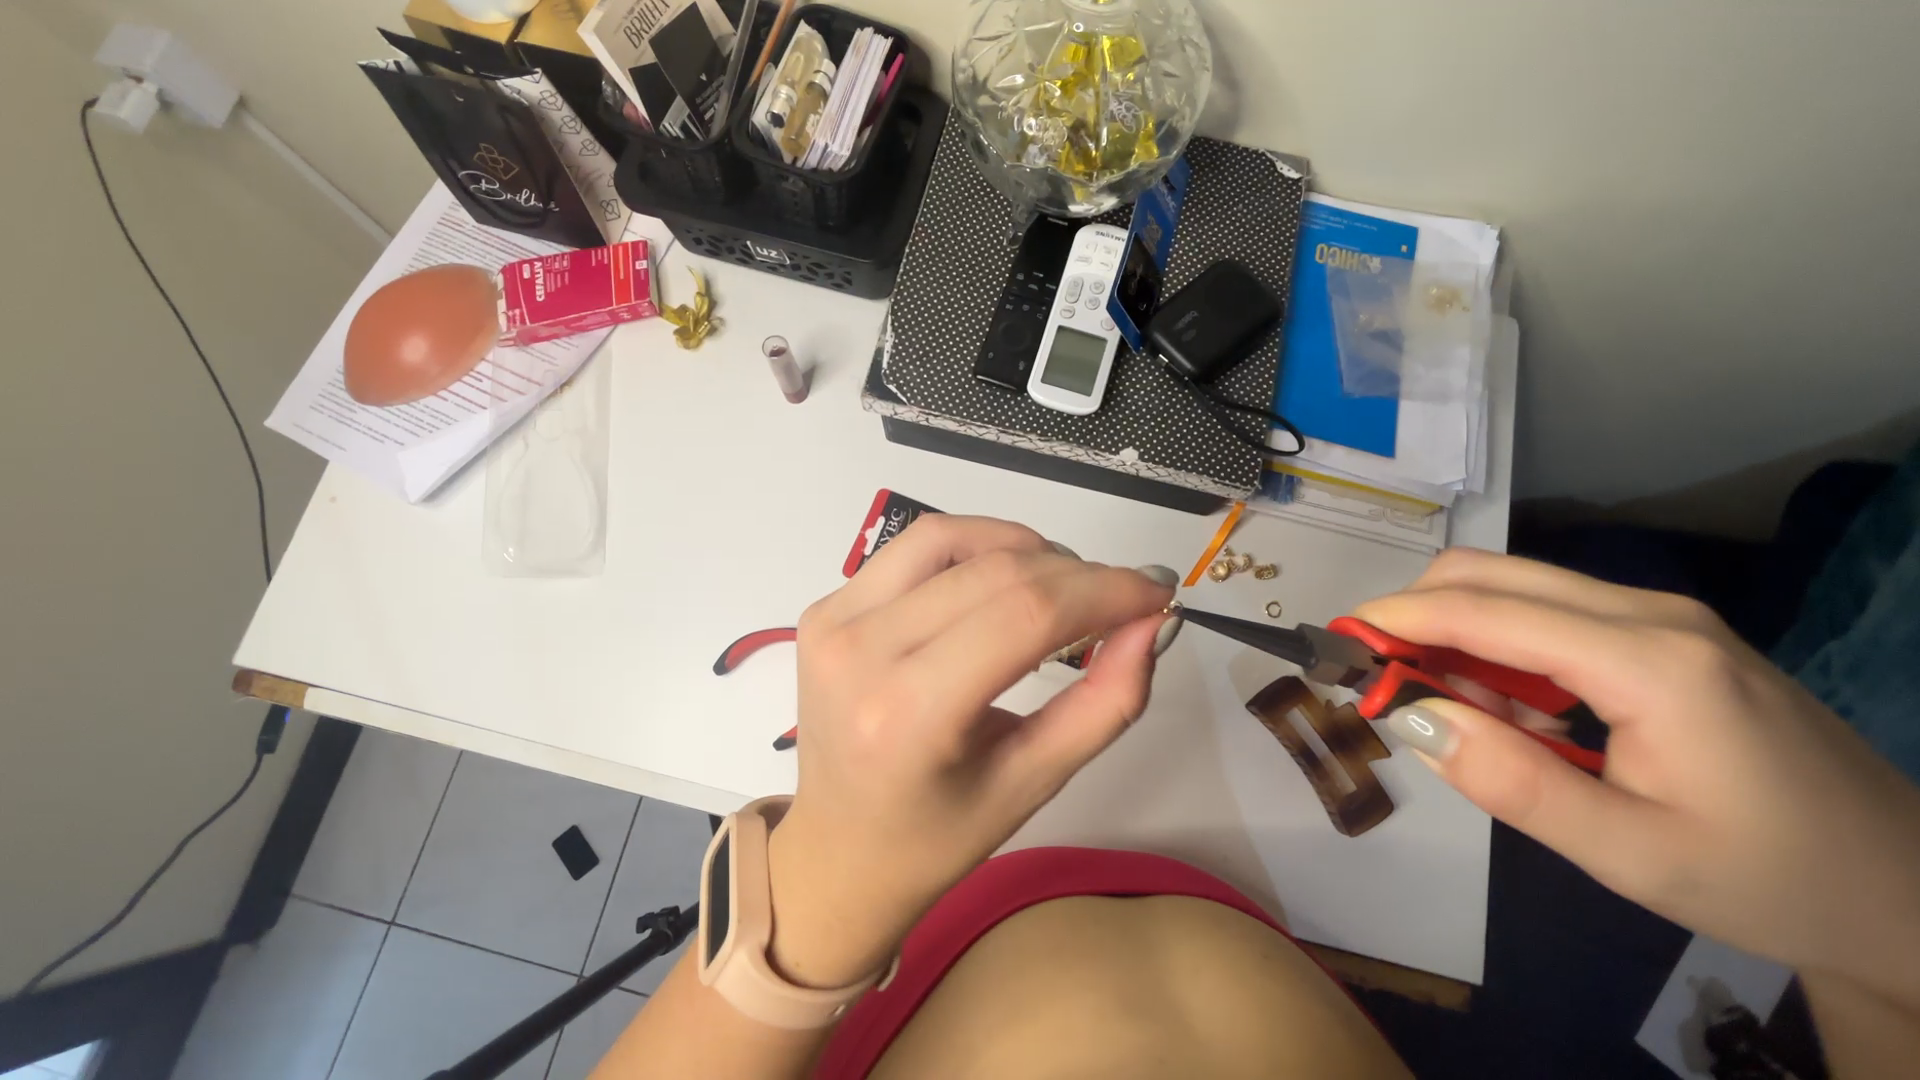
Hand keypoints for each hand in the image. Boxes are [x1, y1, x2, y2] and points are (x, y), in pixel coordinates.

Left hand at [765, 516, 1175, 987]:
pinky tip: (1004, 581)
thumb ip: (1106, 702)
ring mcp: (833, 622)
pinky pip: (914, 549)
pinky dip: (974, 549)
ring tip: (1066, 586)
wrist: (839, 850)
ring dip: (1025, 548)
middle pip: (994, 571)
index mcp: (907, 715)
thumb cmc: (938, 836)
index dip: (1104, 590)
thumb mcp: (1033, 782)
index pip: (1024, 615)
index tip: (1155, 592)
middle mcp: (860, 653)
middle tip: (1121, 599)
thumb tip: (1153, 620)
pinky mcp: (825, 608)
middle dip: (1077, 573)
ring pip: (951, 539)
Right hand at [1353, 550, 1919, 1010]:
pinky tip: (1509, 710)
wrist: (1907, 889)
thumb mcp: (1629, 855)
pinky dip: (1496, 644)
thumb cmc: (1766, 878)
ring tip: (1446, 710)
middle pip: (1491, 574)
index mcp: (1648, 663)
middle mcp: (1651, 615)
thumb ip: (1512, 783)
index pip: (1485, 610)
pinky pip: (1550, 612)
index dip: (1396, 619)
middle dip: (1414, 614)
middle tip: (1378, 682)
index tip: (1334, 644)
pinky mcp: (1665, 635)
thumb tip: (1411, 715)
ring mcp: (1662, 619)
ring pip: (1515, 586)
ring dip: (1453, 631)